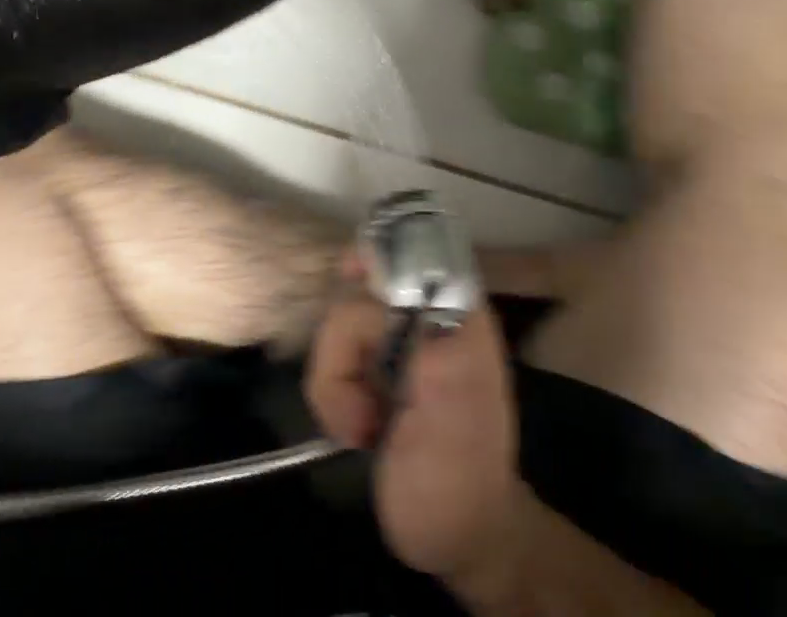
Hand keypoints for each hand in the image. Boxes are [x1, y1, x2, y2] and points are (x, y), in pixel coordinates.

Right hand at [304, 257, 520, 582]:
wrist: (450, 536)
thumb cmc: (457, 482)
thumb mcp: (457, 424)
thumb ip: (445, 359)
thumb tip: (423, 294)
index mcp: (457, 320)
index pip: (417, 253)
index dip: (380, 250)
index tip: (349, 274)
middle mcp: (426, 321)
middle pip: (359, 290)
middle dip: (342, 346)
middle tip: (356, 403)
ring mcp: (396, 347)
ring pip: (337, 325)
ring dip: (334, 379)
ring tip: (358, 428)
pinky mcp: (371, 373)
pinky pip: (329, 359)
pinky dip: (329, 393)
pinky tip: (352, 430)